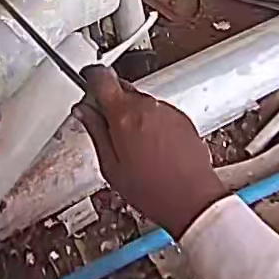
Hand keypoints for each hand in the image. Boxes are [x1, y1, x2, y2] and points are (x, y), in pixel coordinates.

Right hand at [79, 64, 227, 237]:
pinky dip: (152, 122)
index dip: (91, 77)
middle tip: (108, 128)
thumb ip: (95, 131)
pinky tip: (152, 147)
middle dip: (111, 103)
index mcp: (124, 114)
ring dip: (133, 114)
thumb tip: (83, 112)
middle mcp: (147, 105)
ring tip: (134, 146)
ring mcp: (166, 110)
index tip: (87, 83)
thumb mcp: (110, 166)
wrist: (194, 201)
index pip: (101, 77)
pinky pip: (158, 111)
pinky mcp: (181, 117)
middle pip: (121, 88)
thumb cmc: (154, 190)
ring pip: (140, 101)